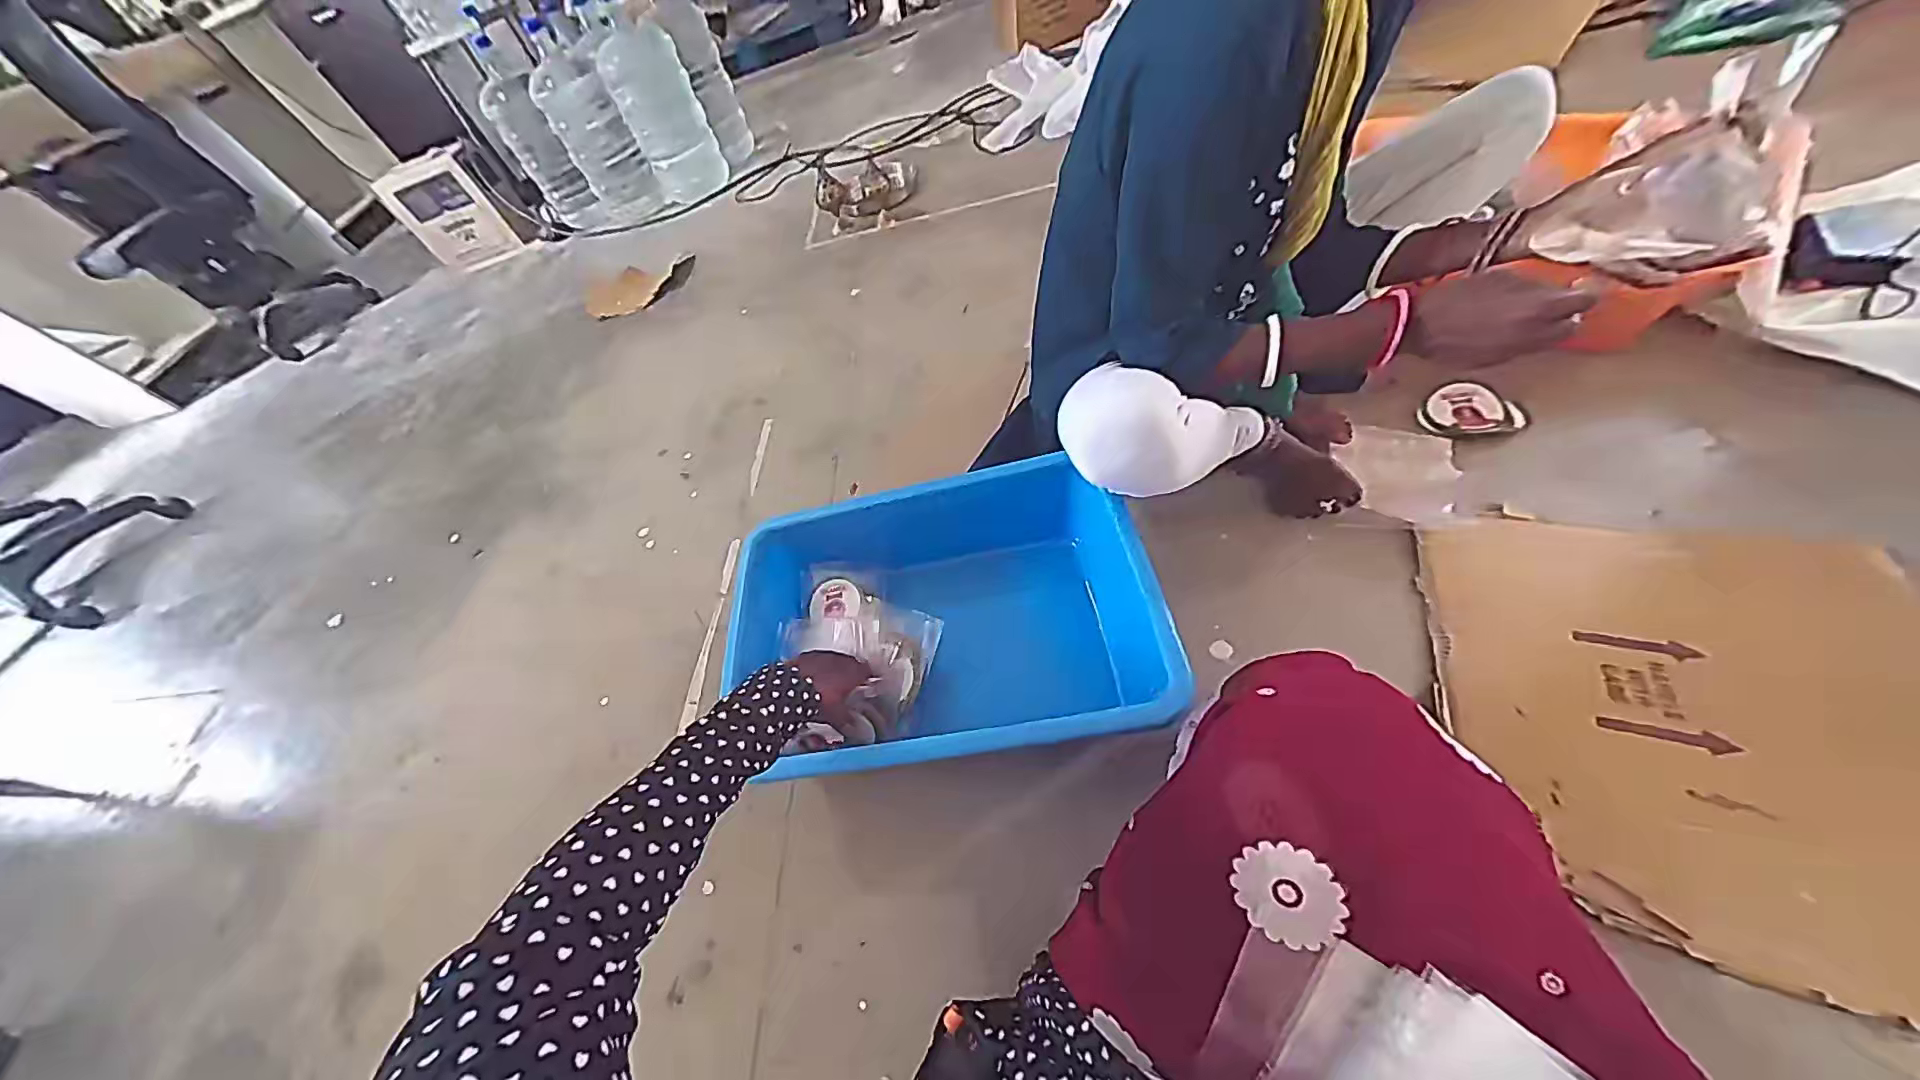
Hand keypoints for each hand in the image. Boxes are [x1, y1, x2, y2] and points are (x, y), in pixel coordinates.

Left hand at [789, 651, 884, 741]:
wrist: (790, 690)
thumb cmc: (818, 700)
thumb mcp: (837, 716)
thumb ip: (849, 721)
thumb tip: (855, 729)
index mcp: (854, 672)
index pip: (869, 670)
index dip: (870, 676)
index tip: (871, 680)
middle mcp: (841, 660)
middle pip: (852, 663)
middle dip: (852, 672)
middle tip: (851, 683)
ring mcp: (823, 656)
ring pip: (834, 660)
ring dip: (835, 669)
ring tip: (832, 681)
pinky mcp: (807, 656)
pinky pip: (818, 660)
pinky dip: (818, 668)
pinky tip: (814, 678)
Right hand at [1405, 271, 1596, 367]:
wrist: (1416, 328)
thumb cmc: (1454, 296)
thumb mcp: (1499, 277)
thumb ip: (1532, 285)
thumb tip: (1552, 288)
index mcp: (1542, 308)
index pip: (1586, 300)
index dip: (1587, 291)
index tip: (1582, 285)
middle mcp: (1535, 334)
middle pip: (1570, 327)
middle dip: (1567, 316)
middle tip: (1556, 305)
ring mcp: (1513, 352)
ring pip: (1543, 342)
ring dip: (1541, 331)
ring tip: (1526, 320)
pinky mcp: (1492, 363)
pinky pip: (1515, 351)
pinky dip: (1515, 342)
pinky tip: (1498, 333)